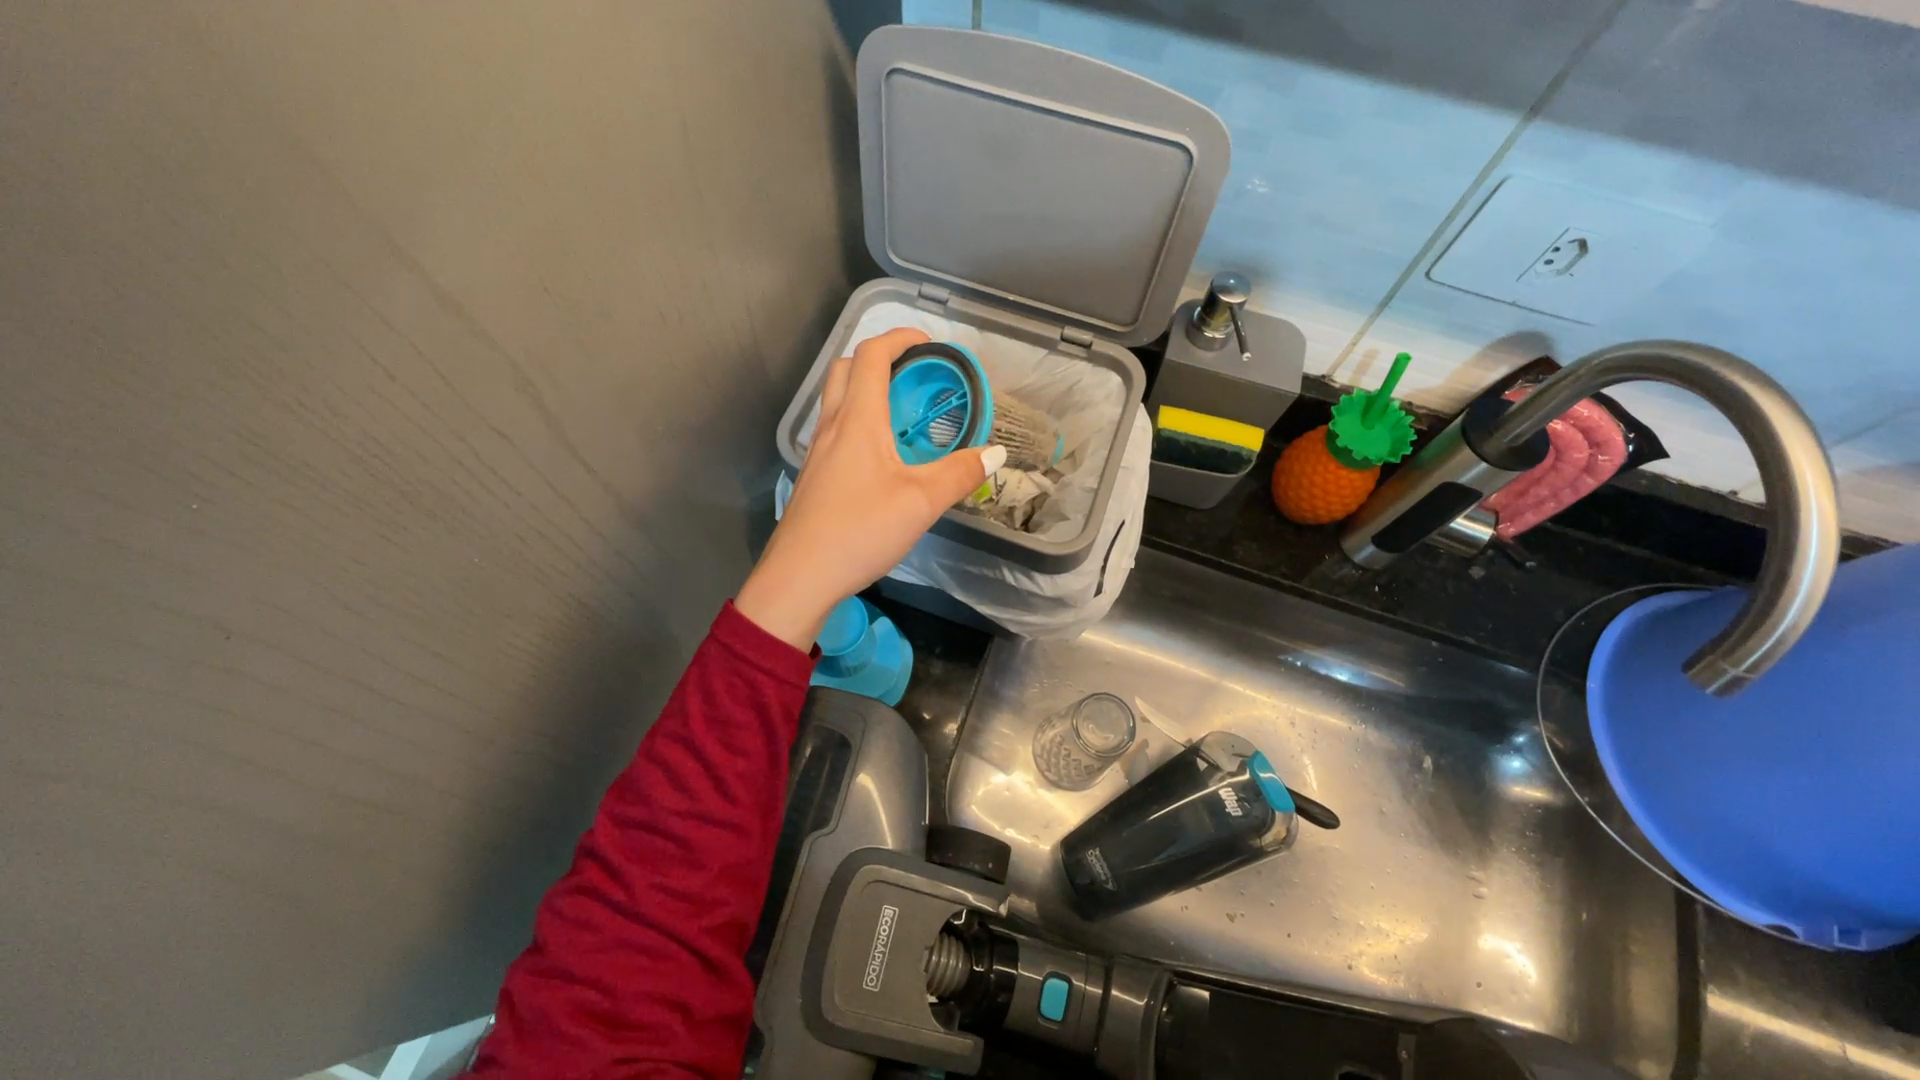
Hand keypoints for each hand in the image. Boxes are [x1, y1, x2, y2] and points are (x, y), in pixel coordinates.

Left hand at [737, 328, 1004, 648]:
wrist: (800, 576)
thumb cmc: (860, 532)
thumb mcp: (921, 503)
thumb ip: (960, 474)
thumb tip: (996, 454)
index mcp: (857, 420)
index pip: (871, 356)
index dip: (899, 339)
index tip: (928, 345)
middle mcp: (832, 426)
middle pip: (845, 368)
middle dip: (878, 358)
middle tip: (912, 374)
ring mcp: (817, 451)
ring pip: (835, 399)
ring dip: (864, 389)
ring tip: (901, 411)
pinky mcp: (813, 475)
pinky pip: (834, 428)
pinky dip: (857, 419)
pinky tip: (879, 454)